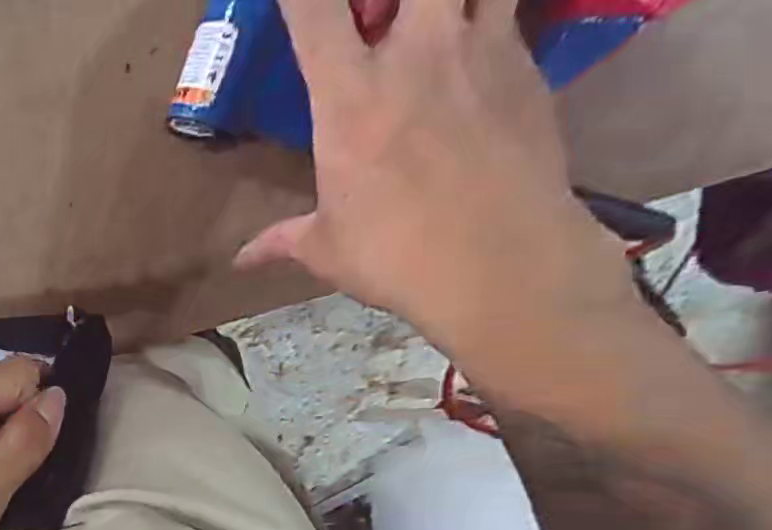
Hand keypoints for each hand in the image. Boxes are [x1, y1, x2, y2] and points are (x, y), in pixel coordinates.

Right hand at [235, 0, 639, 350]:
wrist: (498, 261)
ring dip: (449, 1)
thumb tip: (241, 259)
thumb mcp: (325, 247)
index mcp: (351, 100)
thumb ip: (282, 239)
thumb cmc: (392, 254)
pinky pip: (511, 16)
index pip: (315, 15)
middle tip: (380, 18)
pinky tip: (474, 65)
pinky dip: (490, 24)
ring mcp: (482, 51)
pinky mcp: (529, 67)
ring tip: (432, 29)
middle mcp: (417, 55)